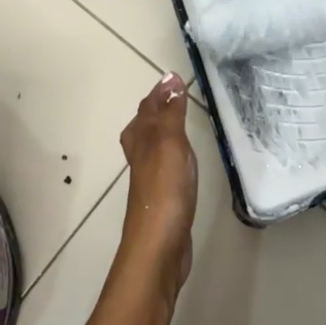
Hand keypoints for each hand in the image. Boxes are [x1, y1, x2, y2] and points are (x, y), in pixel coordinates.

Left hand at [118, 73, 196, 292]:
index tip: (173, 78)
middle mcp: (142, 158)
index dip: (158, 93)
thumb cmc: (164, 190)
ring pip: (152, 147)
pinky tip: (183, 163)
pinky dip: (172, 156)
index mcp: (141, 141)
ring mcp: (151, 181)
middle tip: (172, 96)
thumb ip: (170, 113)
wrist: (159, 246)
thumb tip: (170, 78)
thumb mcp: (169, 143)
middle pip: (143, 127)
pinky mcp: (163, 200)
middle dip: (155, 110)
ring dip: (162, 132)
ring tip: (178, 123)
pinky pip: (165, 168)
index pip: (147, 109)